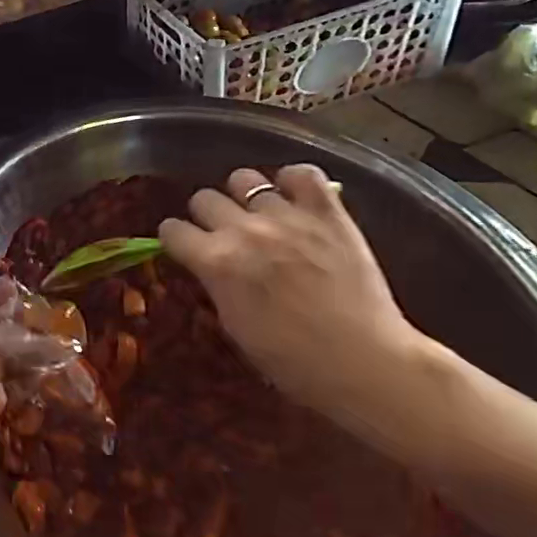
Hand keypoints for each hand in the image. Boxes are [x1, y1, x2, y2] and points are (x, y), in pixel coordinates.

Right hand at [158, 165, 423, 412]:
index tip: (184, 245)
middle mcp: (244, 230)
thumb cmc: (297, 364)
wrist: (364, 361)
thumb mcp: (238, 331)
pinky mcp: (326, 210)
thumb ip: (219, 289)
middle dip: (207, 215)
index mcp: (217, 263)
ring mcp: (286, 215)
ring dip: (245, 196)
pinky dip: (294, 179)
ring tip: (260, 213)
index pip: (173, 230)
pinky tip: (296, 196)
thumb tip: (212, 269)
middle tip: (223, 233)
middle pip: (204, 198)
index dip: (176, 238)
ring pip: (245, 179)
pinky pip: (302, 172)